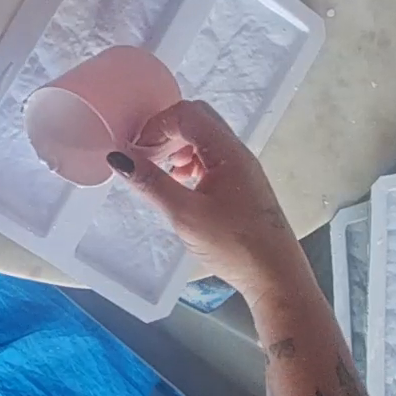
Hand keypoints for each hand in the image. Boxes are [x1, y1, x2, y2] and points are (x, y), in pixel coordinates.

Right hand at [106, 100, 311, 303]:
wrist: (278, 281)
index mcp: (228, 152)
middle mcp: (237, 153)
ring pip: (201, 136)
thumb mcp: (185, 214)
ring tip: (159, 170)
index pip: (186, 114)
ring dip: (174, 145)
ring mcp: (240, 167)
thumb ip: (150, 182)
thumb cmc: (234, 246)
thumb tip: (118, 156)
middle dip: (164, 130)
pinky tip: (178, 182)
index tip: (137, 152)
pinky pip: (208, 155)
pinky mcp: (239, 183)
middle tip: (145, 156)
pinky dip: (186, 160)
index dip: (156, 126)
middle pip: (194, 118)